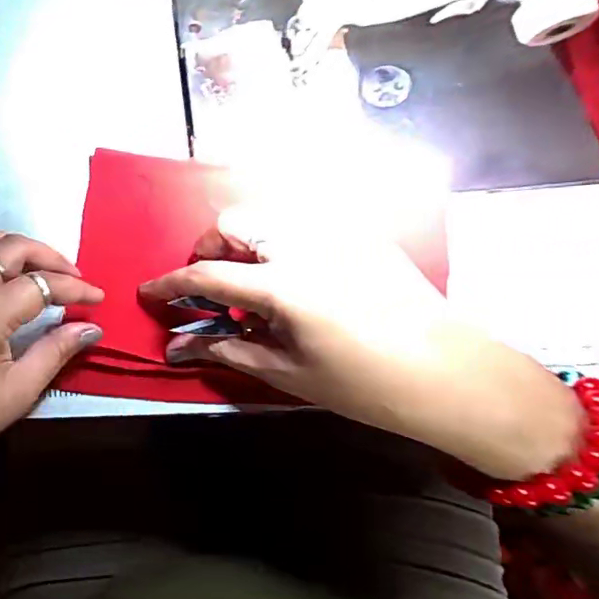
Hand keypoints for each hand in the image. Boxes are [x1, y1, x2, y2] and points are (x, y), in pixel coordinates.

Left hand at [0, 228, 103, 507]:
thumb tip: (91, 327)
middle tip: (72, 279)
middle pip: (11, 248)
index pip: (42, 283)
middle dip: (49, 257)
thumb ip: (56, 350)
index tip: (98, 299)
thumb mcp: (19, 390)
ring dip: (7, 245)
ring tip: (30, 266)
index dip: (76, 289)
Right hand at [138, 206, 580, 478]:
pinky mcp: (362, 233)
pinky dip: (283, 242)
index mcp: (283, 285)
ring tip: (256, 284)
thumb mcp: (287, 373)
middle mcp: (305, 245)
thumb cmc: (363, 384)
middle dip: (210, 250)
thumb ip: (227, 350)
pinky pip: (306, 222)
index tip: (150, 293)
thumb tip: (178, 346)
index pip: (207, 275)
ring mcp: (337, 232)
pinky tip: (299, 279)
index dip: (170, 285)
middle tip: (214, 289)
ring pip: (269, 214)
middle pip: (233, 222)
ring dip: (245, 242)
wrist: (448, 372)